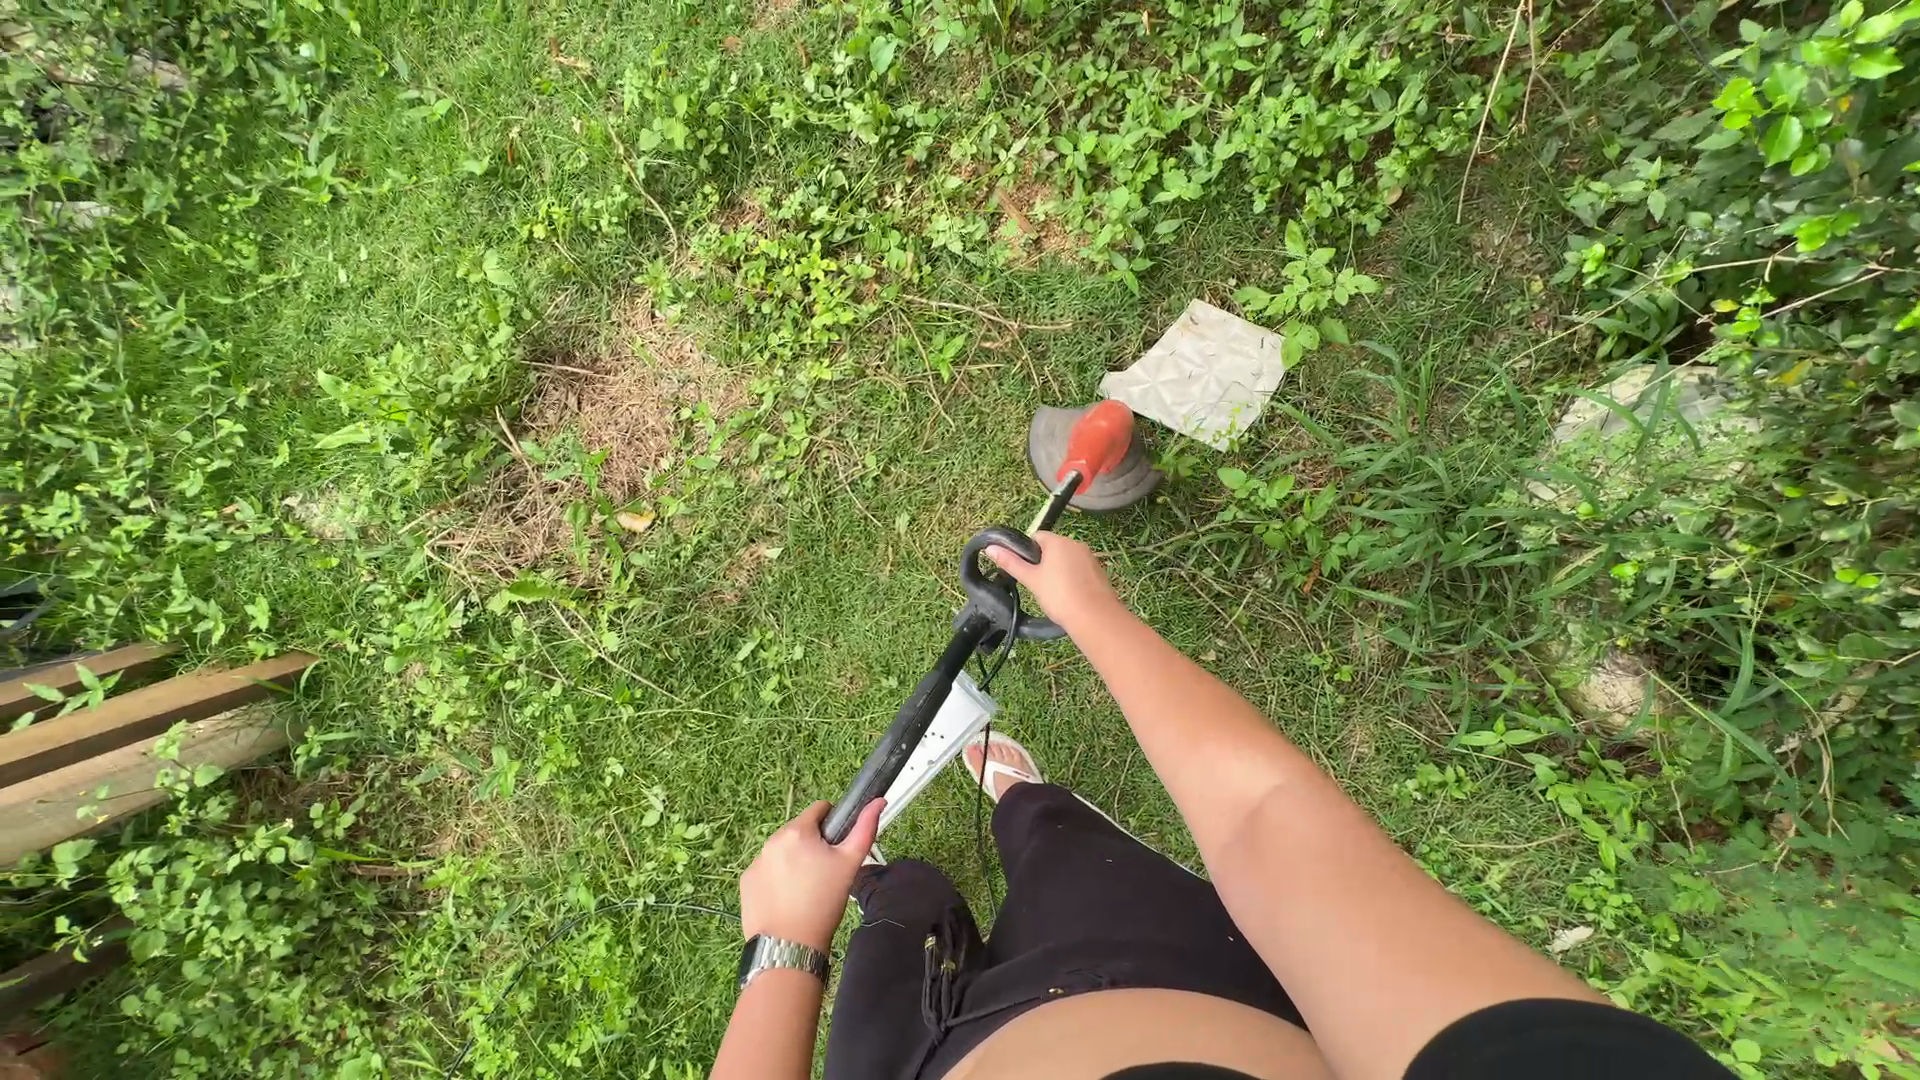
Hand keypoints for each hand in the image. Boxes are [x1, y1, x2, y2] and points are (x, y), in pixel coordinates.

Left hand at [739, 799, 882, 951]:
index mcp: (797, 831)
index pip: (819, 809)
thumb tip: (878, 801)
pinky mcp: (746, 882)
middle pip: (799, 831)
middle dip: (812, 845)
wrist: (789, 947)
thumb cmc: (824, 903)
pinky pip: (766, 871)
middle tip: (824, 873)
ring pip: (782, 851)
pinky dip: (776, 879)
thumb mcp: (850, 864)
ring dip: (794, 860)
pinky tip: (787, 899)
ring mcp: (755, 862)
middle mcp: (771, 840)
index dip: (833, 824)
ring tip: (805, 890)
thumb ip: (865, 828)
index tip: (836, 849)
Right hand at [986, 531, 1121, 632]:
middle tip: (1036, 584)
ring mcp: (1090, 557)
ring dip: (1057, 571)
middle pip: (1052, 548)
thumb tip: (990, 548)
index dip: (1026, 551)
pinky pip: (1079, 570)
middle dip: (1042, 562)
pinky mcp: (1098, 572)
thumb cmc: (1059, 596)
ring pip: (1066, 560)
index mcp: (1058, 541)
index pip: (1036, 536)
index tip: (1024, 570)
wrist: (1094, 617)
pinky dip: (1071, 579)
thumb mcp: (1030, 579)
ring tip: (1052, 593)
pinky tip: (1068, 596)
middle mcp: (1076, 544)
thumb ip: (1011, 562)